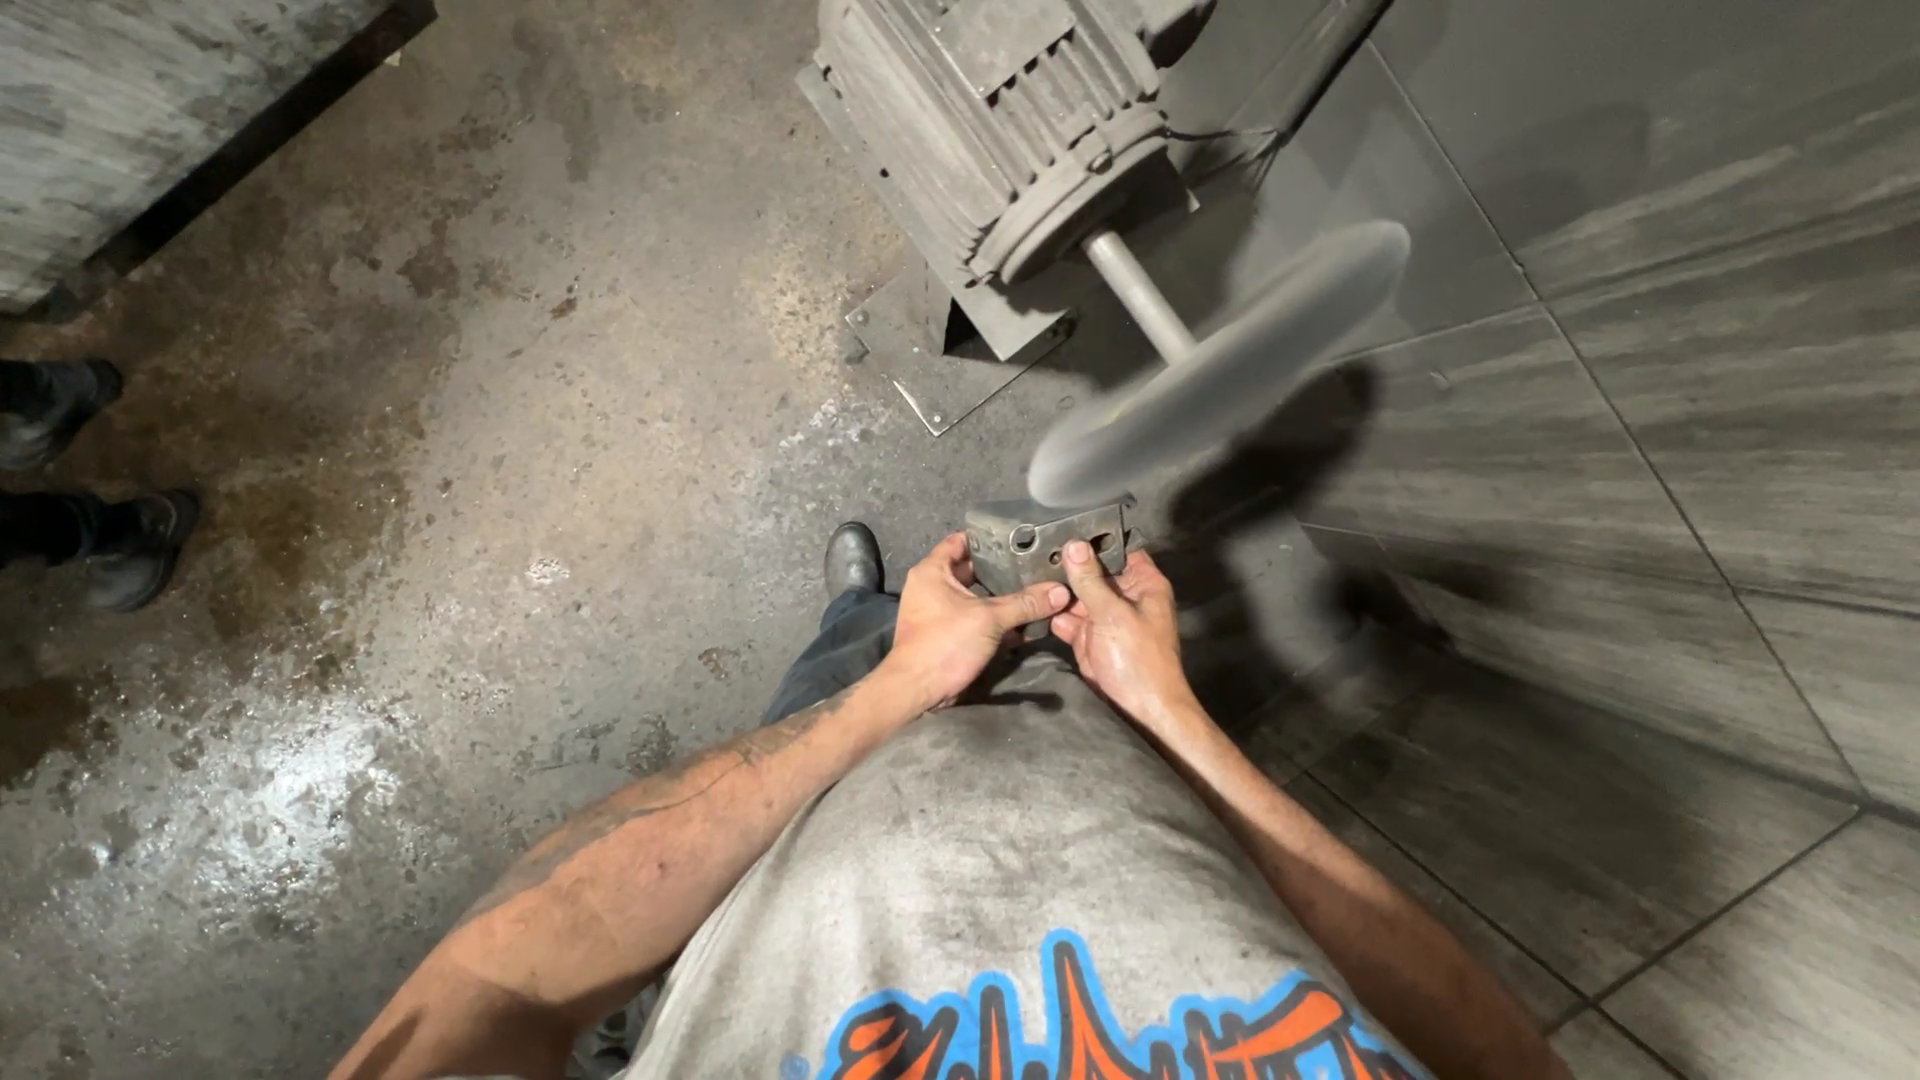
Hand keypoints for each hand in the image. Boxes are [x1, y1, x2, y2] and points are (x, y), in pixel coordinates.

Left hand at [876, 533, 1071, 711]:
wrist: (917, 691)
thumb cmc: (945, 643)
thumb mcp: (989, 618)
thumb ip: (1025, 603)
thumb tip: (1060, 591)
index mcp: (932, 571)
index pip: (960, 541)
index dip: (986, 538)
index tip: (1015, 537)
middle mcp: (931, 586)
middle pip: (971, 570)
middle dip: (1000, 570)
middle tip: (1032, 565)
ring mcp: (937, 612)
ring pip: (976, 597)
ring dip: (1000, 598)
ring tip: (1034, 590)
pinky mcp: (947, 634)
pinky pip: (974, 619)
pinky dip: (994, 621)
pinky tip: (1022, 623)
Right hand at [1051, 542, 1202, 734]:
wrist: (1140, 710)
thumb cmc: (1140, 660)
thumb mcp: (1112, 614)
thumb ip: (1090, 580)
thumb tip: (1073, 546)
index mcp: (1143, 585)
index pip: (1120, 550)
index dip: (1096, 540)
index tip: (1066, 527)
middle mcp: (1124, 597)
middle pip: (1093, 572)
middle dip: (1068, 566)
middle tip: (1036, 549)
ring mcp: (1105, 618)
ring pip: (1076, 595)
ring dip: (1057, 591)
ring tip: (1028, 574)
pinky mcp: (1088, 638)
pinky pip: (1067, 619)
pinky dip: (1053, 615)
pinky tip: (1034, 603)